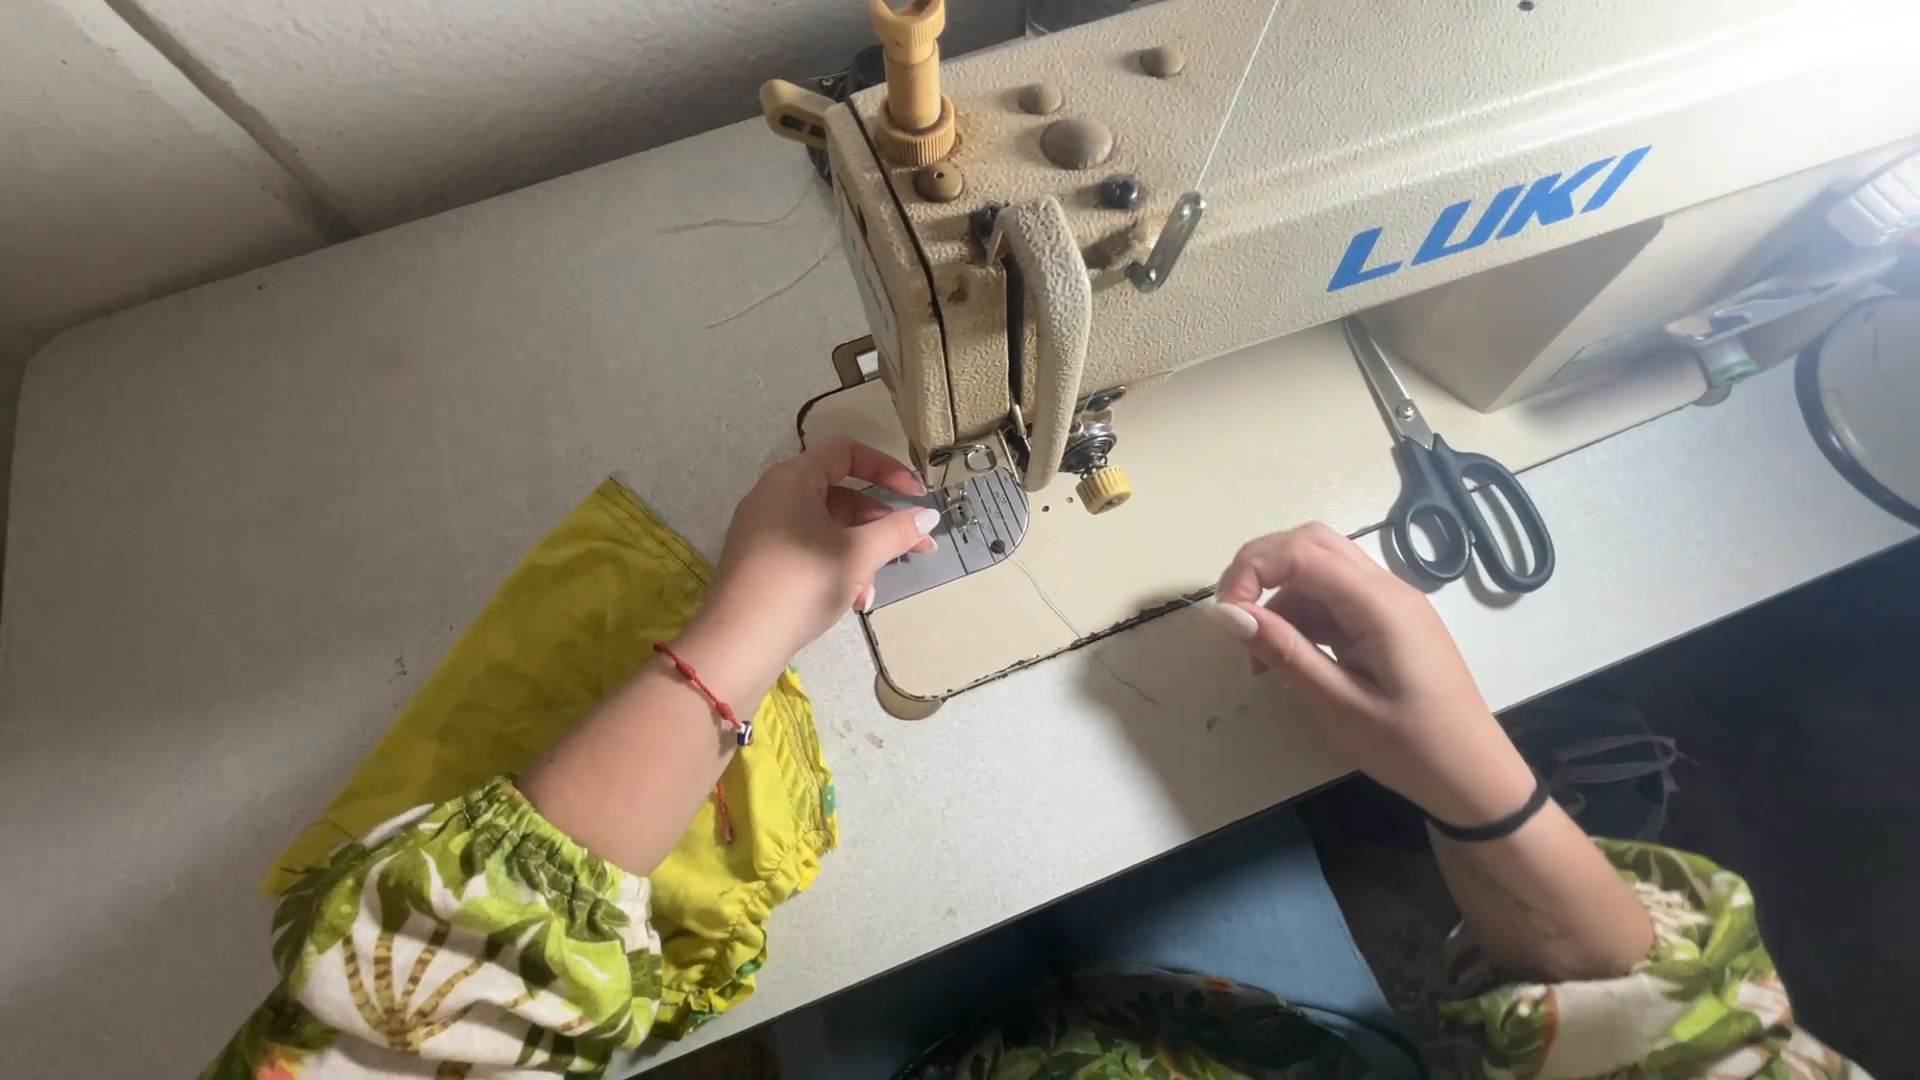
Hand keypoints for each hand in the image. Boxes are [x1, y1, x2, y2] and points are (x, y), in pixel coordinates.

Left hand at [677, 439, 938, 694]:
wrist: (739, 642)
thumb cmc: (801, 584)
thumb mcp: (857, 555)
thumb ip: (897, 531)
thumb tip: (929, 516)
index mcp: (793, 479)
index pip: (847, 453)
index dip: (887, 469)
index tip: (917, 496)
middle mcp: (776, 495)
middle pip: (841, 495)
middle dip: (880, 524)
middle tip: (916, 548)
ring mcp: (766, 529)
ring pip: (829, 528)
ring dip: (861, 554)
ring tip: (874, 590)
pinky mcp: (763, 559)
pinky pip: (810, 549)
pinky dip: (836, 567)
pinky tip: (852, 601)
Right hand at [1210, 523, 1535, 825]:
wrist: (1477, 781)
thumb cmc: (1412, 748)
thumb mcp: (1339, 705)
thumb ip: (1284, 651)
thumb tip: (1228, 612)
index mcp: (1380, 605)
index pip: (1302, 553)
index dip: (1251, 571)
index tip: (1226, 616)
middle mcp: (1386, 589)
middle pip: (1310, 543)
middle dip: (1259, 568)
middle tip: (1232, 615)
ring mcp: (1388, 603)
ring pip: (1316, 569)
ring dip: (1276, 598)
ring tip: (1259, 655)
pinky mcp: (1384, 622)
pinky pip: (1329, 598)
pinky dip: (1296, 617)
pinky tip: (1285, 657)